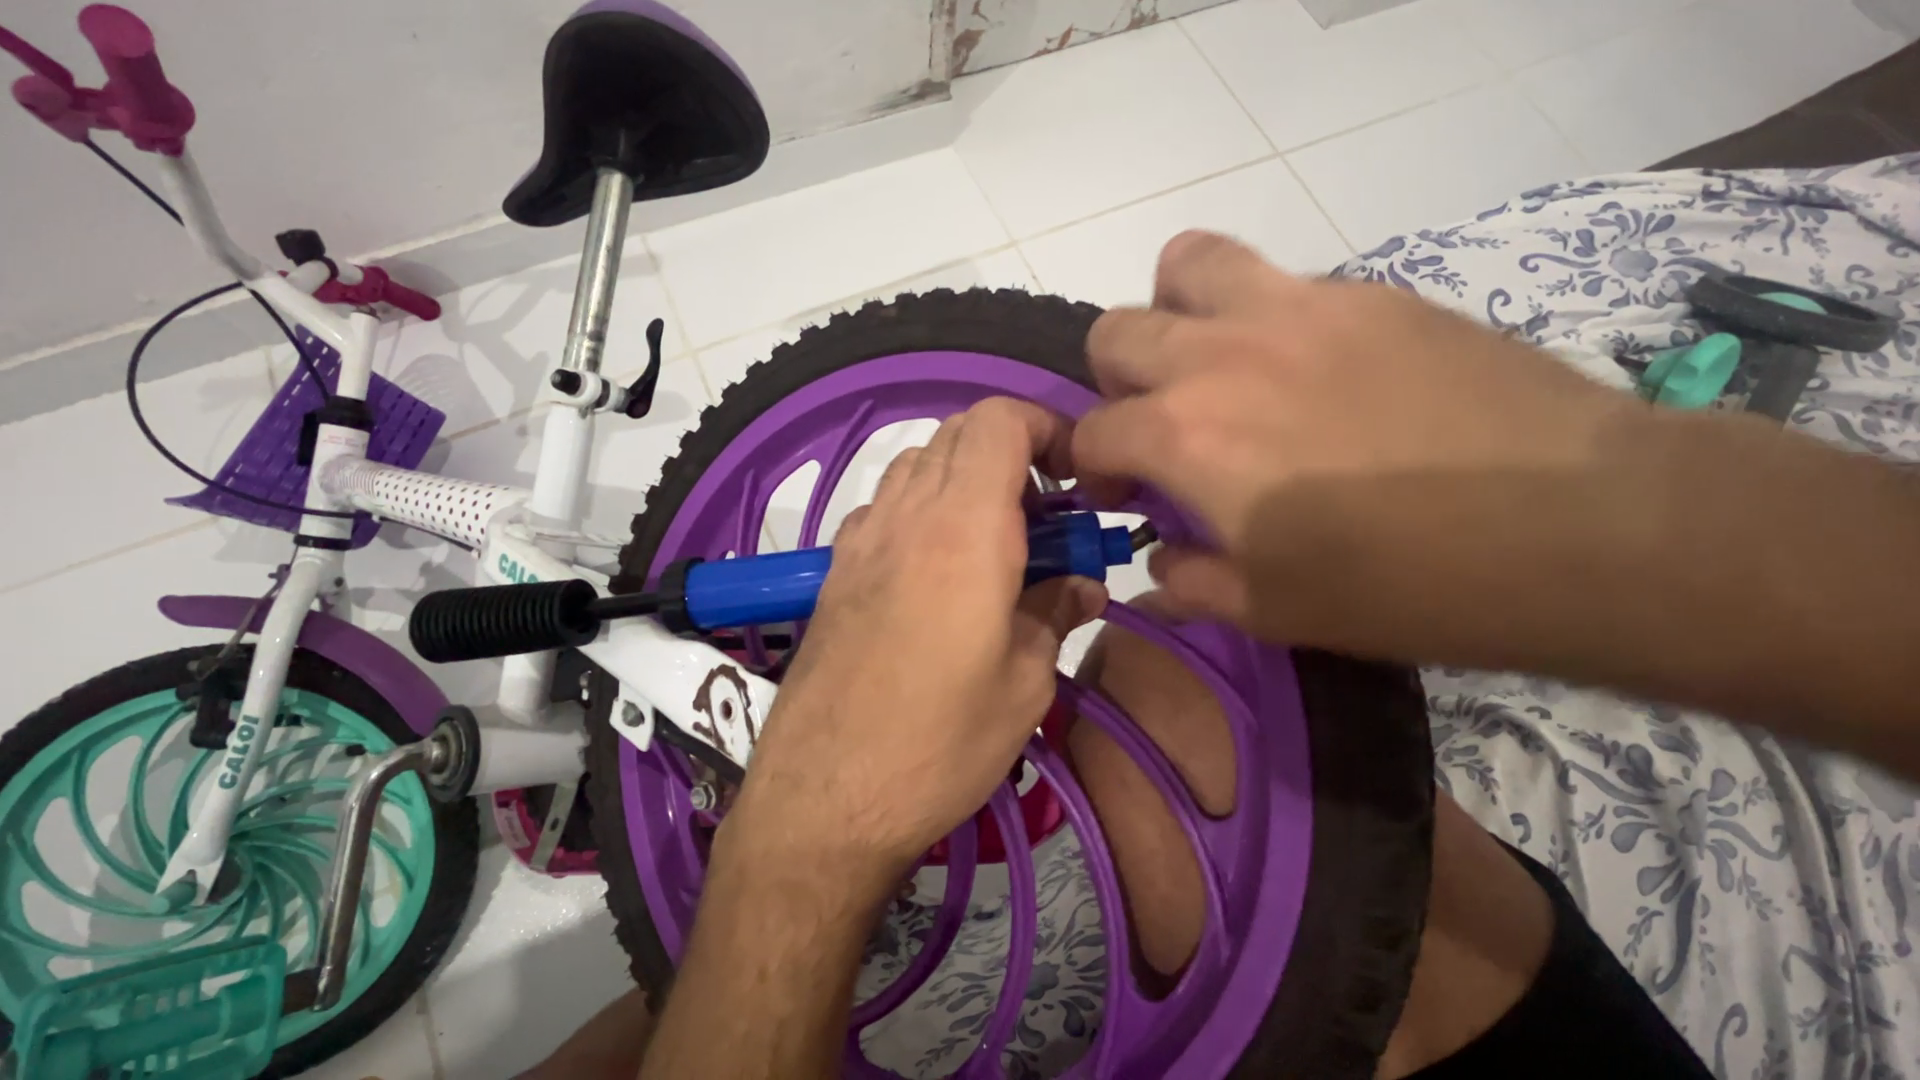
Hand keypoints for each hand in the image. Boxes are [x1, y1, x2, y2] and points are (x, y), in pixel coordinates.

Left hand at [727, 397, 1106, 874]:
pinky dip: (922, 509)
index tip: (1077, 478)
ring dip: (965, 479)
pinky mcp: (833, 572)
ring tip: (997, 543)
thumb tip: (1080, 584)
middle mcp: (906, 515)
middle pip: (959, 433)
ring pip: (918, 464)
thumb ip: (1054, 613)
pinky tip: (938, 572)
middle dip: (1013, 453)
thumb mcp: (1025, 686)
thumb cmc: (940, 744)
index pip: (999, 420)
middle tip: (1046, 516)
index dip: (1046, 427)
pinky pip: (885, 507)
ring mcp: (860, 540)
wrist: (824, 799)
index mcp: (965, 529)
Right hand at [1072, 230, 1661, 670]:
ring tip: (1215, 362)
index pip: (1092, 432)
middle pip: (1116, 331)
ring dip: (1176, 310)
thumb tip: (1162, 562)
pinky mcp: (1369, 292)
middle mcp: (1222, 354)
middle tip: (1162, 427)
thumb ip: (1192, 581)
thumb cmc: (1407, 585)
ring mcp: (1297, 307)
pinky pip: (1280, 280)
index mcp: (1185, 435)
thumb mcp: (1274, 611)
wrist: (1578, 524)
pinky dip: (1264, 317)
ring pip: (1187, 262)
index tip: (1126, 499)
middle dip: (1116, 384)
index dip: (1093, 470)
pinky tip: (1315, 372)